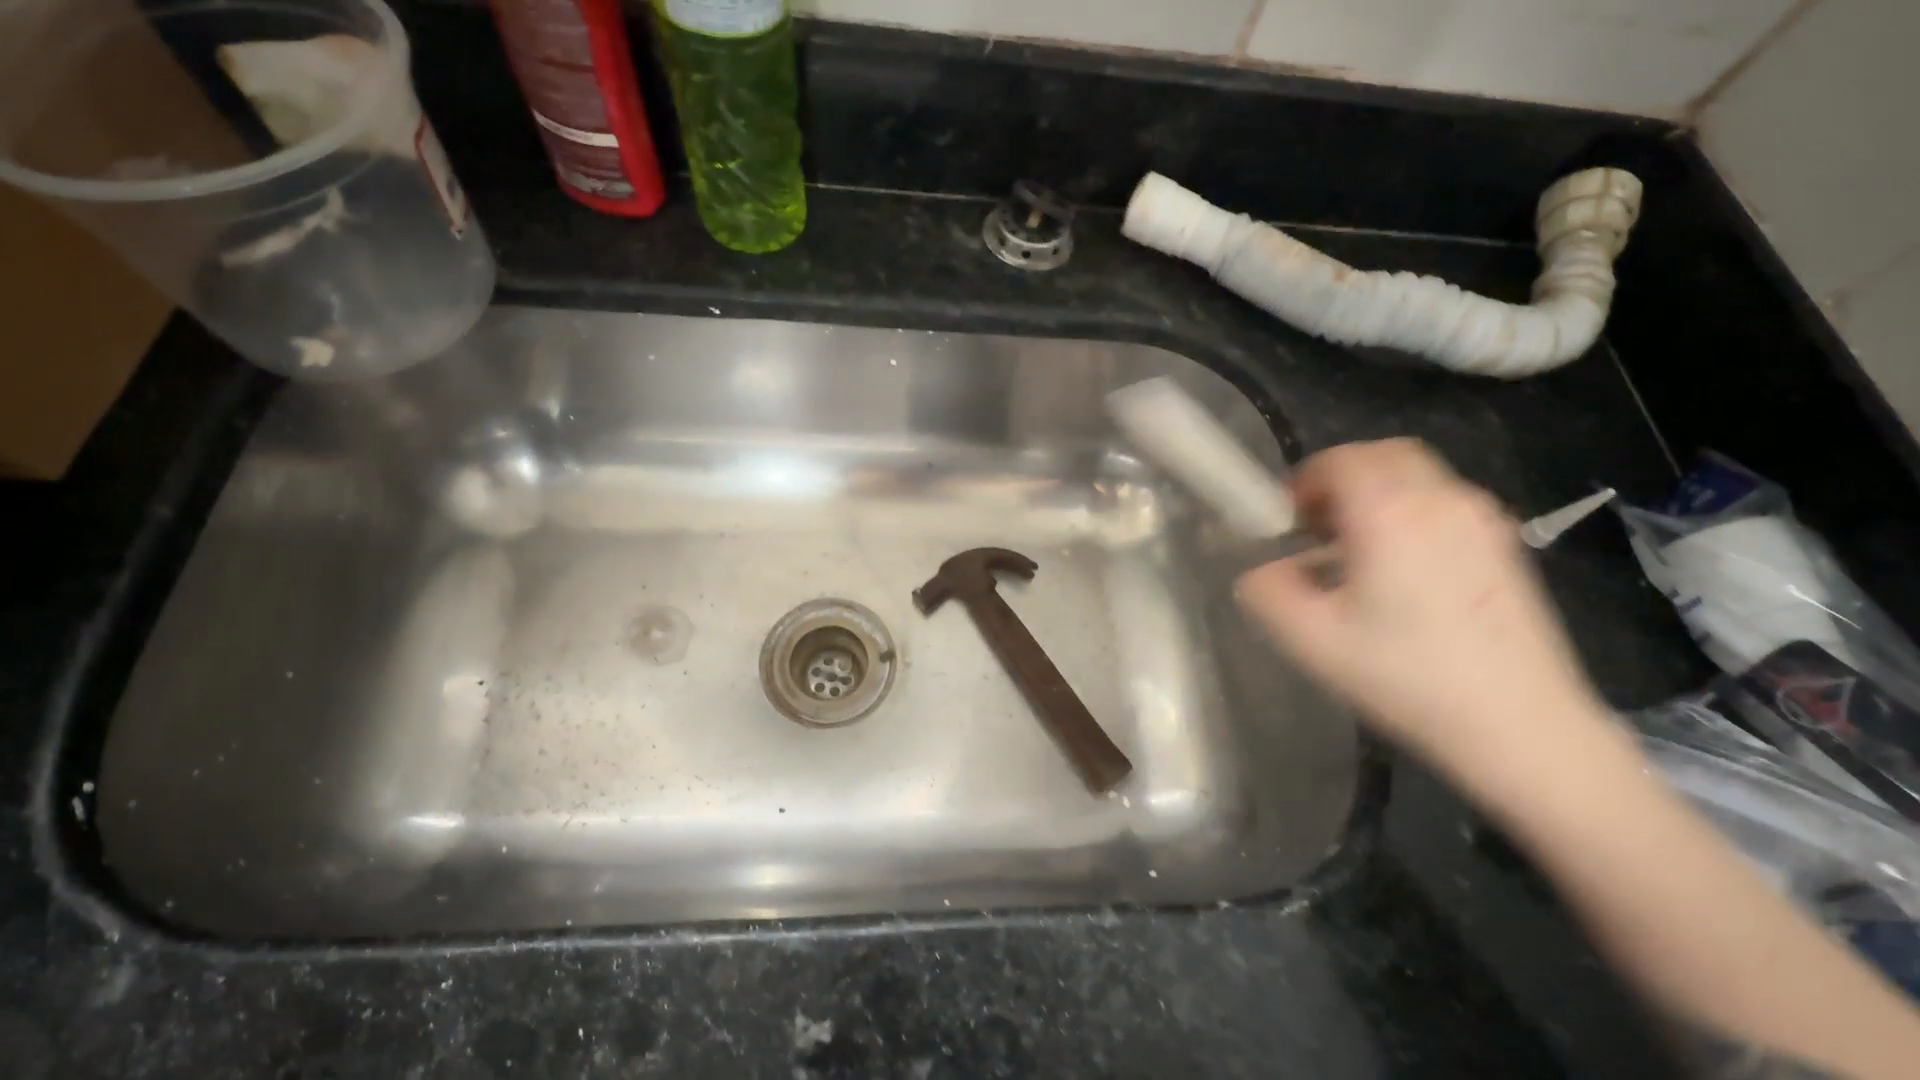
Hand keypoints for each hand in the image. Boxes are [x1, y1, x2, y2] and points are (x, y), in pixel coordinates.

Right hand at [1236, 439, 1611, 780]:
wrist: (1520, 723)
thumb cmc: (1408, 677)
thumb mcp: (1313, 642)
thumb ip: (1268, 593)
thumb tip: (1260, 571)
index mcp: (1390, 513)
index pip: (1340, 459)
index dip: (1305, 480)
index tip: (1287, 519)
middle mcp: (1441, 500)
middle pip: (1384, 456)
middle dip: (1343, 478)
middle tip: (1318, 526)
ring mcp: (1482, 520)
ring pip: (1420, 478)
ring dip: (1380, 495)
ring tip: (1359, 553)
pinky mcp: (1507, 546)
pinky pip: (1448, 505)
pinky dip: (1415, 514)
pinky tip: (1406, 574)